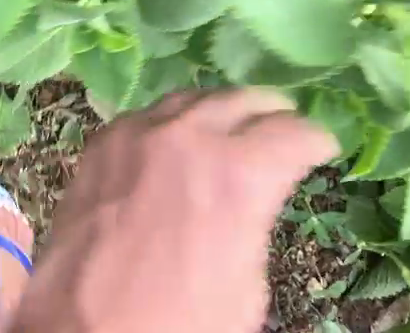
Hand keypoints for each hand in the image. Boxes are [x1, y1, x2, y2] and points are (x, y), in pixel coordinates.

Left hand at [6, 88, 337, 332]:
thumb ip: (252, 218)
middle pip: (240, 101)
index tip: (321, 146)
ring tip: (232, 123)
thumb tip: (249, 195)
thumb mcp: (246, 282)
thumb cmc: (182, 323)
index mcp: (237, 173)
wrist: (88, 327)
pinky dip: (170, 122)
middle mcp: (188, 135)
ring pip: (190, 99)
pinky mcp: (103, 140)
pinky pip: (146, 116)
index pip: (291, 133)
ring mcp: (139, 131)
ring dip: (218, 109)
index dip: (314, 140)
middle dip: (269, 111)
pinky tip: (176, 138)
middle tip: (282, 121)